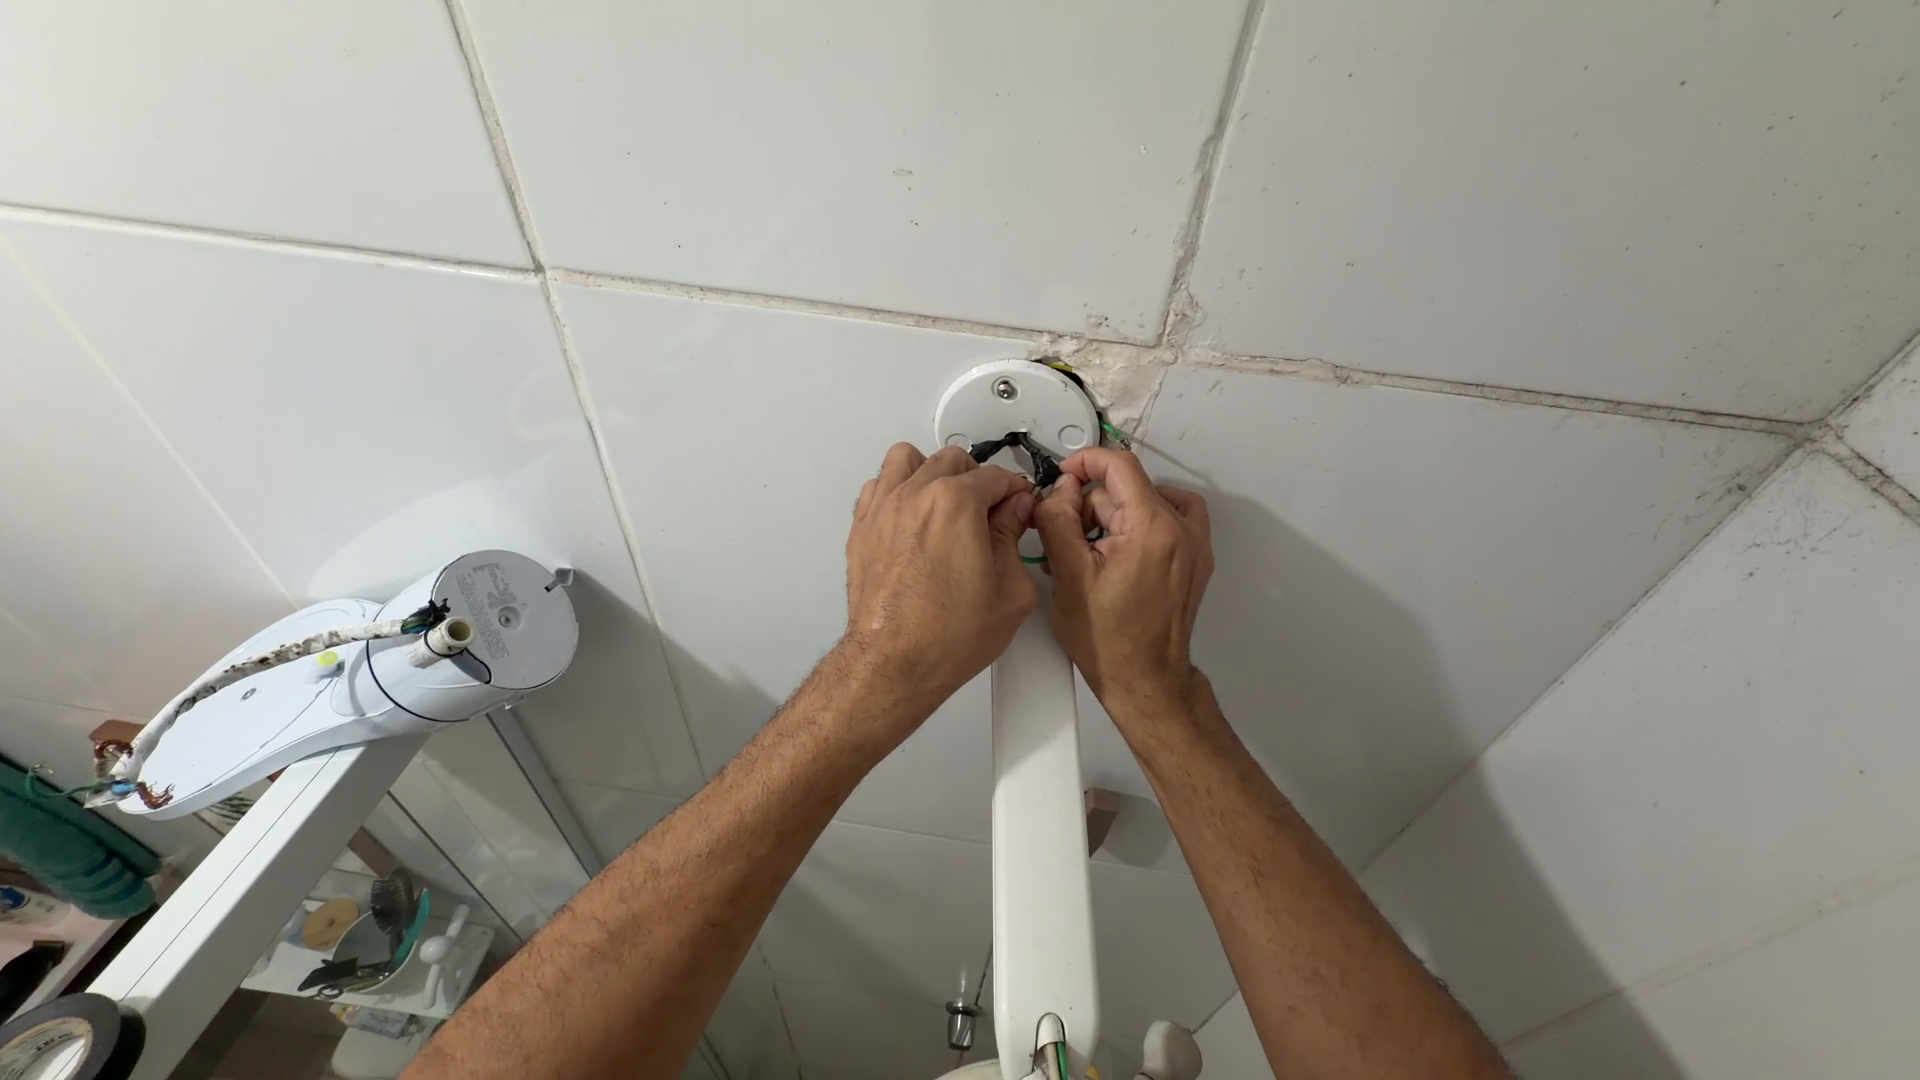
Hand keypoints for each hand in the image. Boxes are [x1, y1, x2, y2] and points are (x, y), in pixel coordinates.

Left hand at [844, 443, 1037, 708]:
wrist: (894, 663)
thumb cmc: (945, 635)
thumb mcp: (1010, 590)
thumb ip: (1014, 538)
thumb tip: (1014, 513)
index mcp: (955, 503)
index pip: (995, 476)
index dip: (1015, 489)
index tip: (1019, 503)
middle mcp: (914, 496)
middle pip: (952, 459)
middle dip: (977, 477)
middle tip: (990, 507)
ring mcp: (883, 510)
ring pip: (907, 459)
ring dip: (931, 471)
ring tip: (947, 499)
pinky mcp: (862, 530)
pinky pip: (878, 486)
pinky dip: (898, 489)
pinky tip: (914, 514)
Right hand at [1032, 448, 1213, 717]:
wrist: (1144, 680)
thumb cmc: (1110, 641)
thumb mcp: (1067, 574)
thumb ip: (1057, 519)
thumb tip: (1059, 490)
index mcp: (1153, 529)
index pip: (1120, 466)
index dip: (1086, 462)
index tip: (1066, 474)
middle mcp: (1183, 532)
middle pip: (1130, 487)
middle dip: (1093, 503)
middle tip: (1066, 534)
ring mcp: (1195, 548)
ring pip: (1149, 502)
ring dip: (1116, 513)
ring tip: (1090, 547)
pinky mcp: (1195, 562)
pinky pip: (1168, 521)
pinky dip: (1140, 525)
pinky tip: (1114, 551)